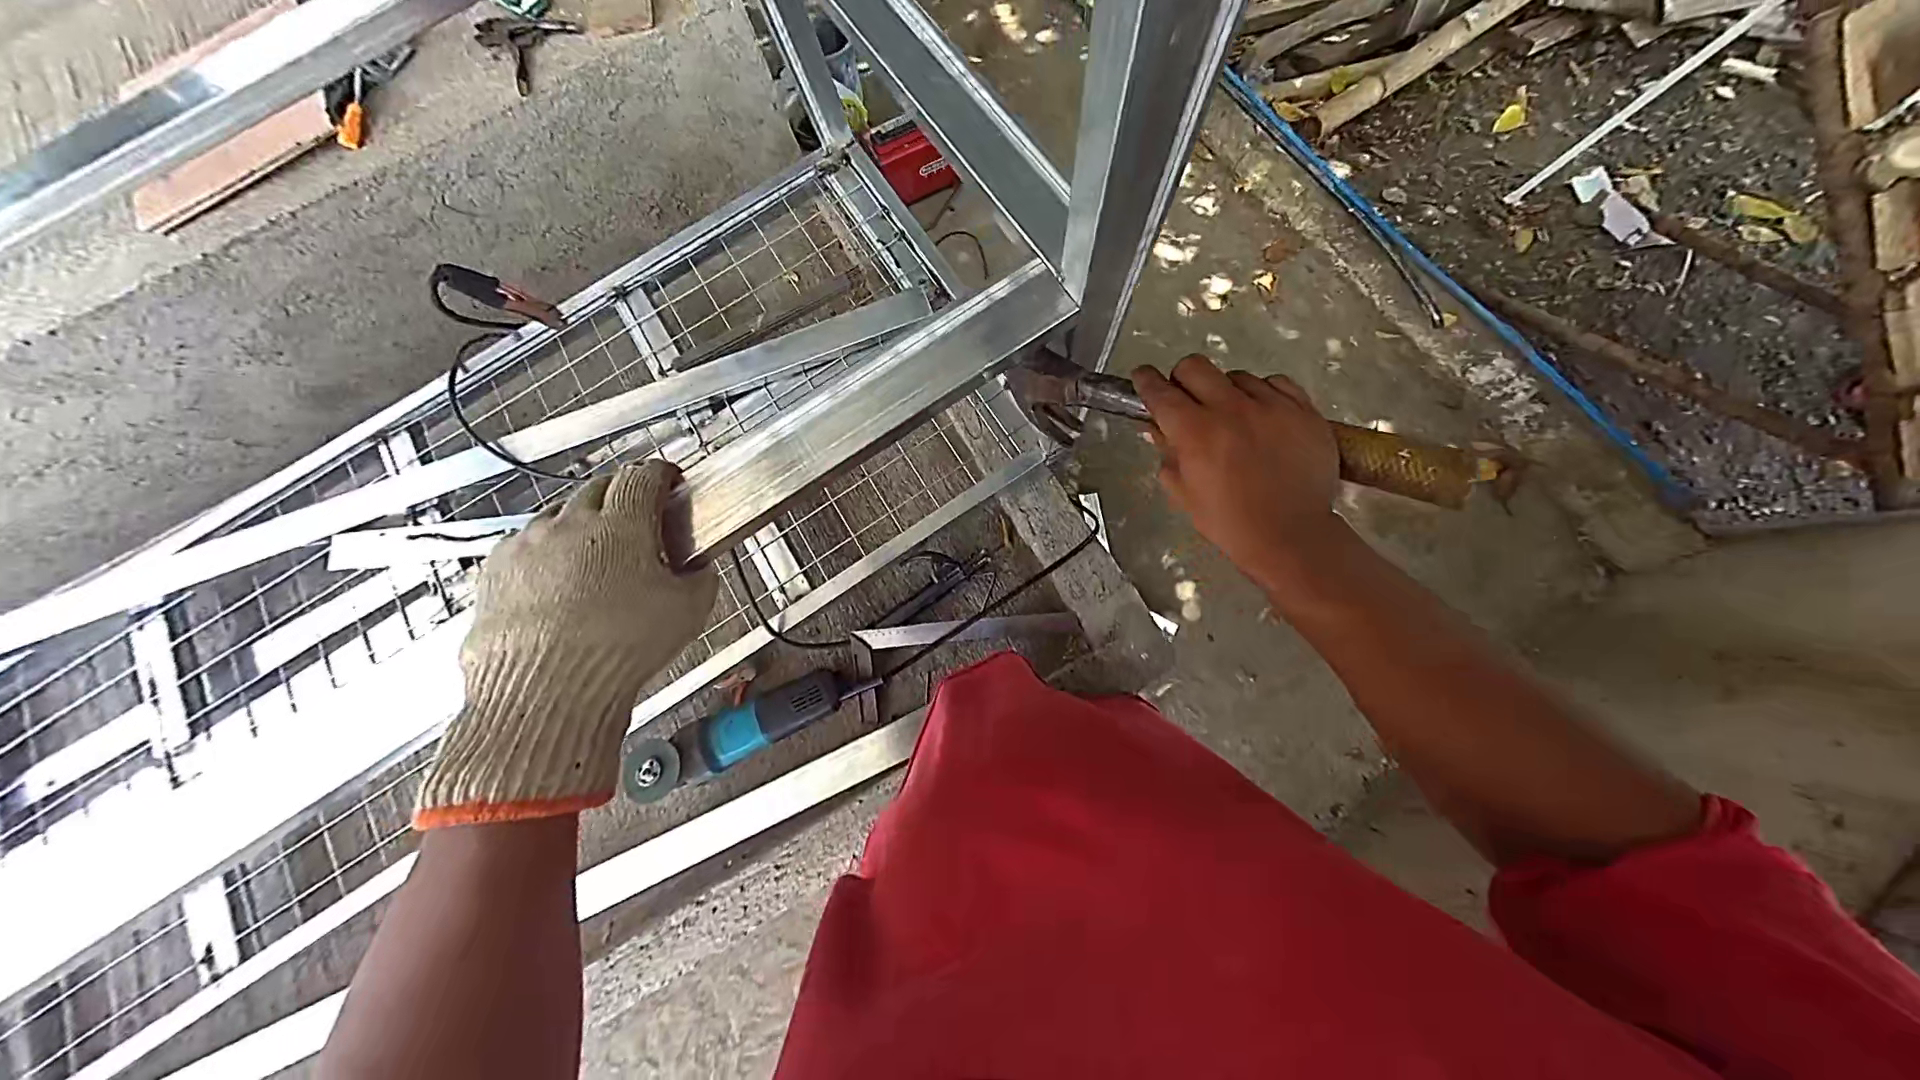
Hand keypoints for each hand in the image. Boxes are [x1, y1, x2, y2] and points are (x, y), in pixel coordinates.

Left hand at [414, 460, 717, 828]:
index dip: (662, 474)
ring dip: (582, 523)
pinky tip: (561, 584)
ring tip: (598, 557)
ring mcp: (528, 546)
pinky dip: (547, 553)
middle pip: (599, 485)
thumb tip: (699, 569)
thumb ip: (699, 578)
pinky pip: (526, 546)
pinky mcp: (496, 571)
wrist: (545, 694)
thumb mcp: (687, 612)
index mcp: (620, 527)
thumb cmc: (613, 652)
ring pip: (559, 514)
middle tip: (638, 514)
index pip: (643, 476)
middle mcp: (569, 526)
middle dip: (622, 492)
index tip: (667, 478)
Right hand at [1132, 354, 1343, 592]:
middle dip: (1182, 379)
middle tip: (1186, 400)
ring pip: (1237, 376)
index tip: (1142, 378)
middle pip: (1195, 367)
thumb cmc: (1229, 522)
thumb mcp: (1183, 493)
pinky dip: (1262, 394)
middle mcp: (1231, 409)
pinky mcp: (1303, 409)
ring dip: (1225, 391)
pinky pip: (1276, 383)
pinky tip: (1261, 415)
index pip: (1160, 391)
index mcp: (1195, 432)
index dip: (1145, 381)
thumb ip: (1167, 454)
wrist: (1290, 534)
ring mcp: (1271, 406)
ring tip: (1231, 417)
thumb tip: (1159, 429)